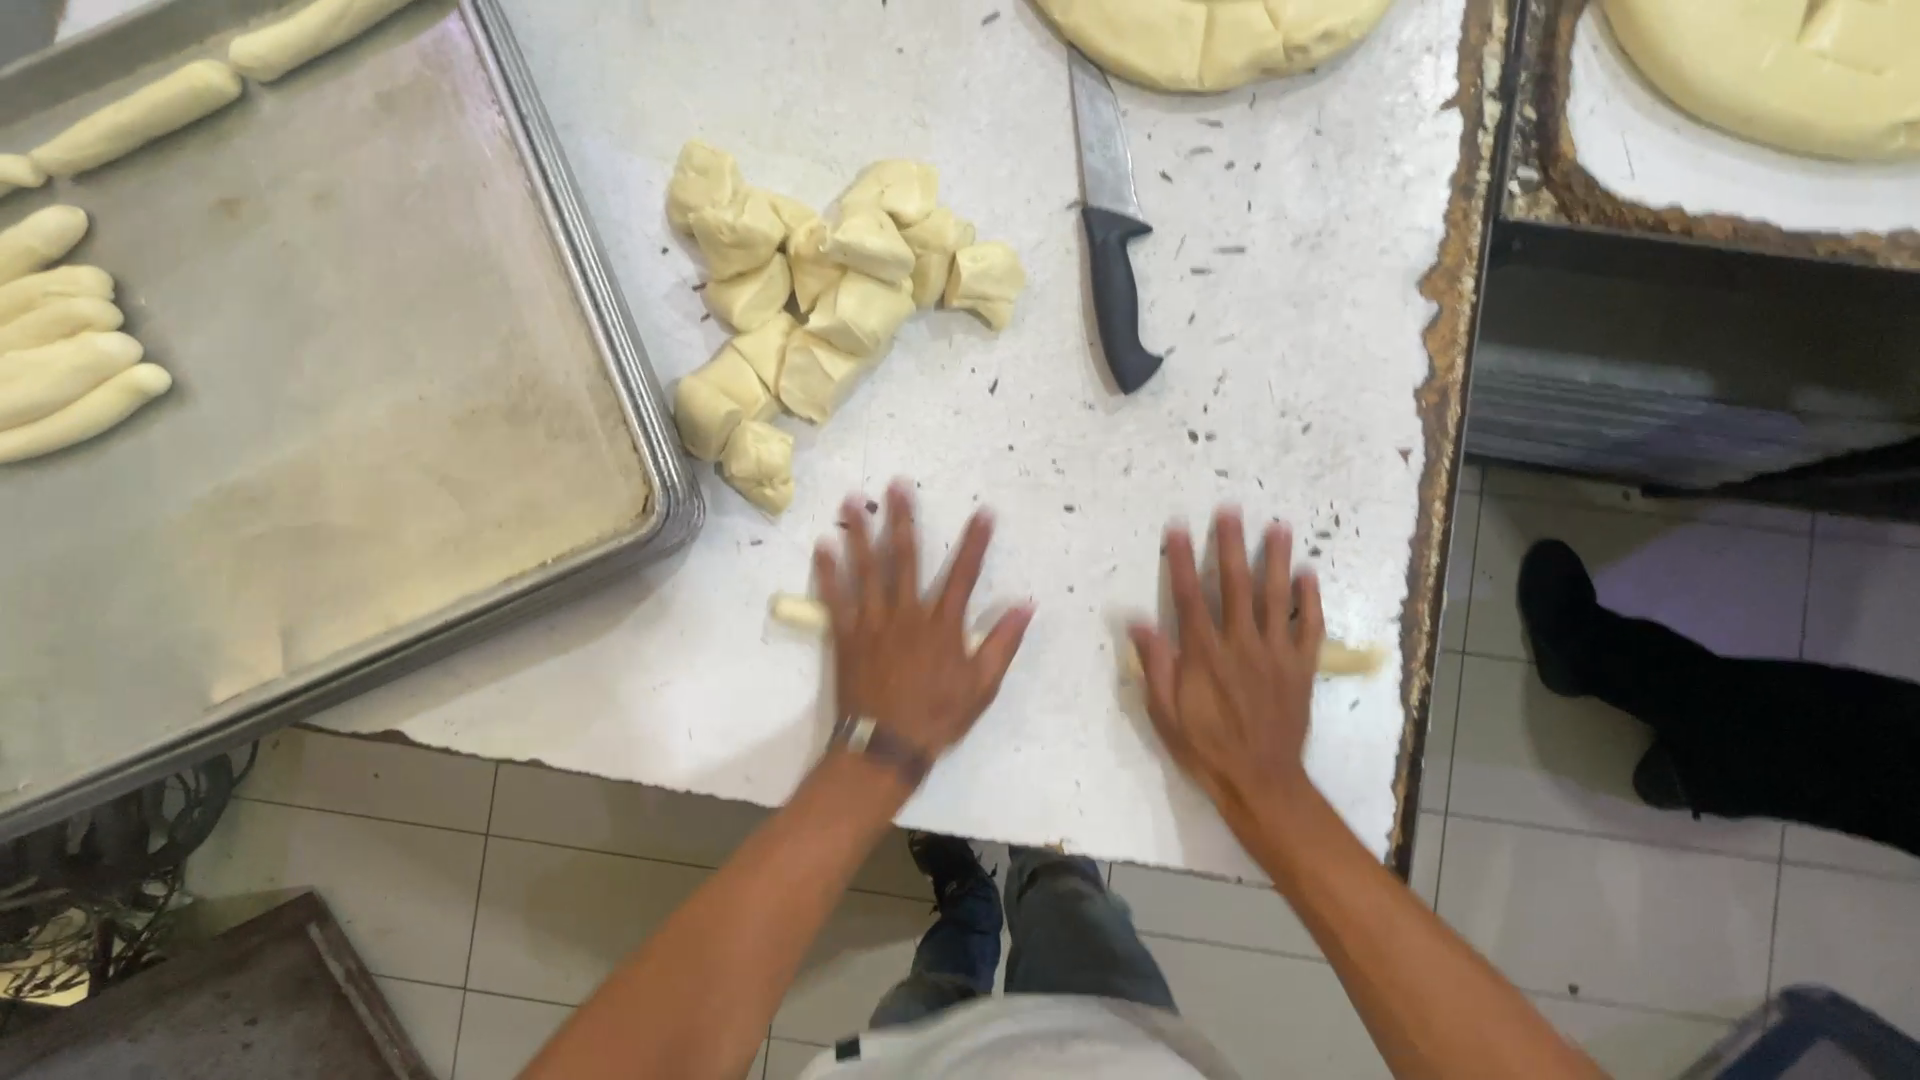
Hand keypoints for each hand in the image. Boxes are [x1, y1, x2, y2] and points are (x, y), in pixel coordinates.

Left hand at [814, 483, 1033, 768]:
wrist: (886, 746)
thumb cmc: (938, 716)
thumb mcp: (982, 686)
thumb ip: (1002, 642)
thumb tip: (1025, 605)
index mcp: (942, 624)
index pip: (963, 573)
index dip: (975, 541)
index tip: (983, 512)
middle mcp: (907, 613)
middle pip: (906, 557)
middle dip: (903, 518)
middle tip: (896, 485)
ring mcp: (873, 622)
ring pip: (867, 568)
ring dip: (861, 533)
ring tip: (853, 501)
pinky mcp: (846, 635)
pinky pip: (835, 597)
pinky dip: (828, 571)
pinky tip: (822, 545)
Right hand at [1129, 510, 1324, 828]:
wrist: (1260, 780)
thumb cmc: (1204, 747)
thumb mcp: (1164, 712)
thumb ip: (1155, 665)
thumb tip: (1138, 620)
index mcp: (1204, 655)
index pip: (1190, 597)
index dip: (1182, 561)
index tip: (1178, 529)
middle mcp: (1241, 645)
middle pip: (1235, 586)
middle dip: (1231, 545)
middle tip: (1231, 510)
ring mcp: (1275, 654)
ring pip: (1276, 597)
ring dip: (1276, 559)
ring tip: (1278, 526)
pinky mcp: (1300, 668)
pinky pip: (1308, 627)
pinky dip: (1310, 599)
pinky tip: (1308, 574)